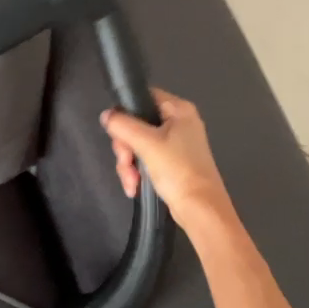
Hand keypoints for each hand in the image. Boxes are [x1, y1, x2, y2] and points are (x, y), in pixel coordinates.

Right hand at [100, 88, 235, 228]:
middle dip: (125, 147)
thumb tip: (106, 115)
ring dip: (129, 163)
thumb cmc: (178, 170)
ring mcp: (176, 144)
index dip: (126, 112)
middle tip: (125, 160)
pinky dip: (137, 172)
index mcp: (179, 110)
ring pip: (138, 144)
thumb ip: (122, 125)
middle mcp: (179, 123)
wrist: (202, 210)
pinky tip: (134, 186)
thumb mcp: (146, 143)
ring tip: (131, 181)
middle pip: (137, 123)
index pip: (143, 97)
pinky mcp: (172, 163)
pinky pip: (146, 159)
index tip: (117, 131)